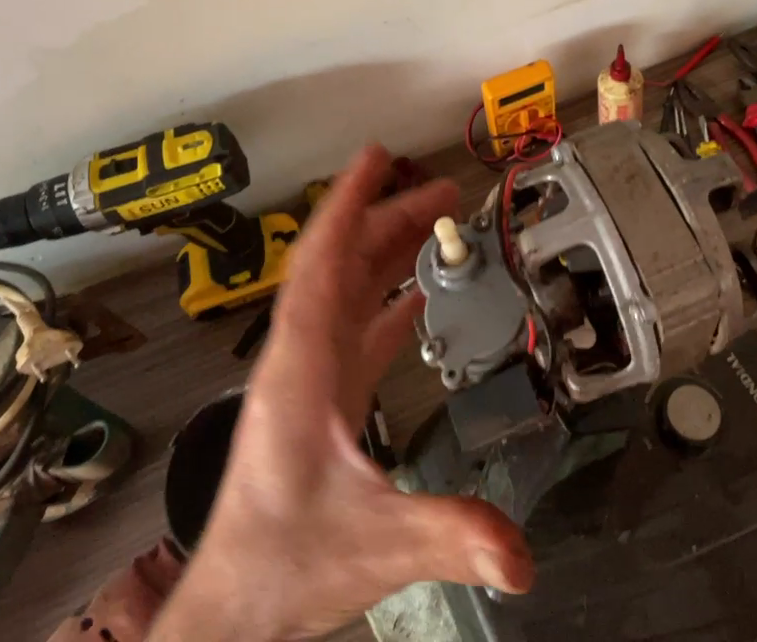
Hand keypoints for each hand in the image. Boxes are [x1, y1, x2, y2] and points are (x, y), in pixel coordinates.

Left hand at [151, 145, 532, 641]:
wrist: (240, 604)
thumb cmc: (280, 566)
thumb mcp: (374, 545)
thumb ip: (449, 536)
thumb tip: (517, 549)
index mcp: (301, 372)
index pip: (322, 265)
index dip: (348, 206)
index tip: (373, 159)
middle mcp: (302, 363)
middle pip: (343, 268)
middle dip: (388, 221)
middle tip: (437, 192)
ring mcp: (311, 380)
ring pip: (349, 294)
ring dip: (389, 255)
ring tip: (434, 227)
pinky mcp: (324, 402)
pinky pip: (358, 332)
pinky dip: (388, 304)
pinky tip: (415, 299)